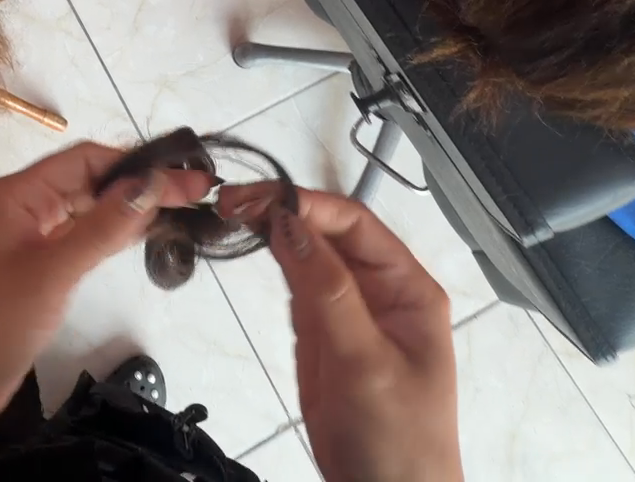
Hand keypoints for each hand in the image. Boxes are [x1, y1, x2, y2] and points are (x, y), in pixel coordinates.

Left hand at [0, 142, 211, 478]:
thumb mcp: (53, 271)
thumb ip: (103, 226)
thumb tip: (150, 184)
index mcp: (21, 192)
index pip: (87, 160)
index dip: (137, 165)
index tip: (185, 177)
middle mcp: (26, 204)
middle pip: (90, 180)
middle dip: (139, 184)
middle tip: (196, 192)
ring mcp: (31, 235)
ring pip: (88, 207)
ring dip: (129, 207)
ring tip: (180, 208)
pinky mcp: (38, 265)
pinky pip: (81, 235)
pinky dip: (113, 233)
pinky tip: (143, 234)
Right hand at [221, 184, 462, 481]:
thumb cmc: (394, 434)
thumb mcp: (365, 360)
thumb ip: (328, 288)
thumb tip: (288, 221)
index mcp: (405, 285)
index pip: (353, 223)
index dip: (307, 204)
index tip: (259, 201)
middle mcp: (376, 284)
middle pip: (324, 228)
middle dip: (280, 208)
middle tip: (230, 201)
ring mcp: (344, 302)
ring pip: (304, 246)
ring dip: (269, 224)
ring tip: (229, 211)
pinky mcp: (318, 324)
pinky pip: (293, 275)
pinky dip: (269, 254)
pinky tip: (248, 238)